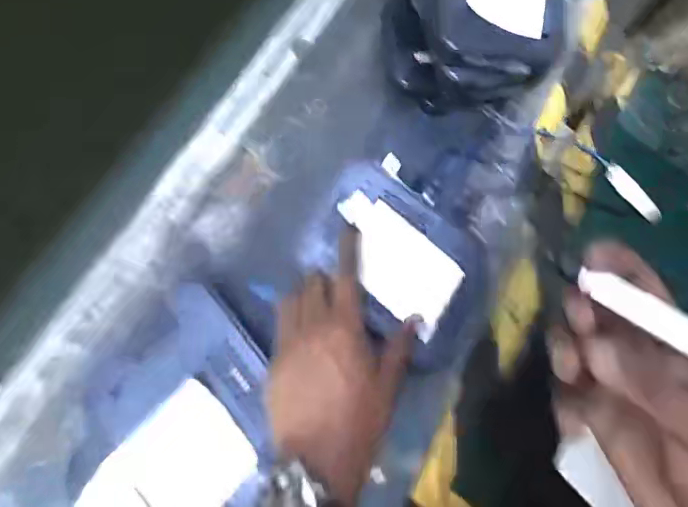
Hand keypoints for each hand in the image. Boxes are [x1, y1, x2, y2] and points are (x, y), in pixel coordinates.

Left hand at [267, 225, 417, 503]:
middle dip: (324, 276)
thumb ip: (398, 348)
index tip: (347, 225)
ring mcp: (288, 341)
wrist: (313, 462)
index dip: (346, 247)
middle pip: (313, 281)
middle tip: (335, 286)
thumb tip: (415, 316)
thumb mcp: (386, 388)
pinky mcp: (272, 360)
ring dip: (303, 292)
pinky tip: (299, 332)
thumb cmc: (358, 422)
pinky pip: (279, 324)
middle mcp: (313, 324)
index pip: (345, 275)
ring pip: (291, 297)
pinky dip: (289, 317)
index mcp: (345, 327)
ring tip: (313, 303)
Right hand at [548, 242, 687, 506]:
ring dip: (563, 347)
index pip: (640, 286)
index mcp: (664, 339)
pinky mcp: (587, 408)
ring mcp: (606, 377)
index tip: (590, 257)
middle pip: (594, 306)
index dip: (616, 264)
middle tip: (580, 321)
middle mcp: (629, 348)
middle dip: (580, 305)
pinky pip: (561, 388)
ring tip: (570, 371)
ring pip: (570, 340)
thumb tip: (594, 348)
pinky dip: (561, 398)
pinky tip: (573, 421)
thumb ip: (648, 381)